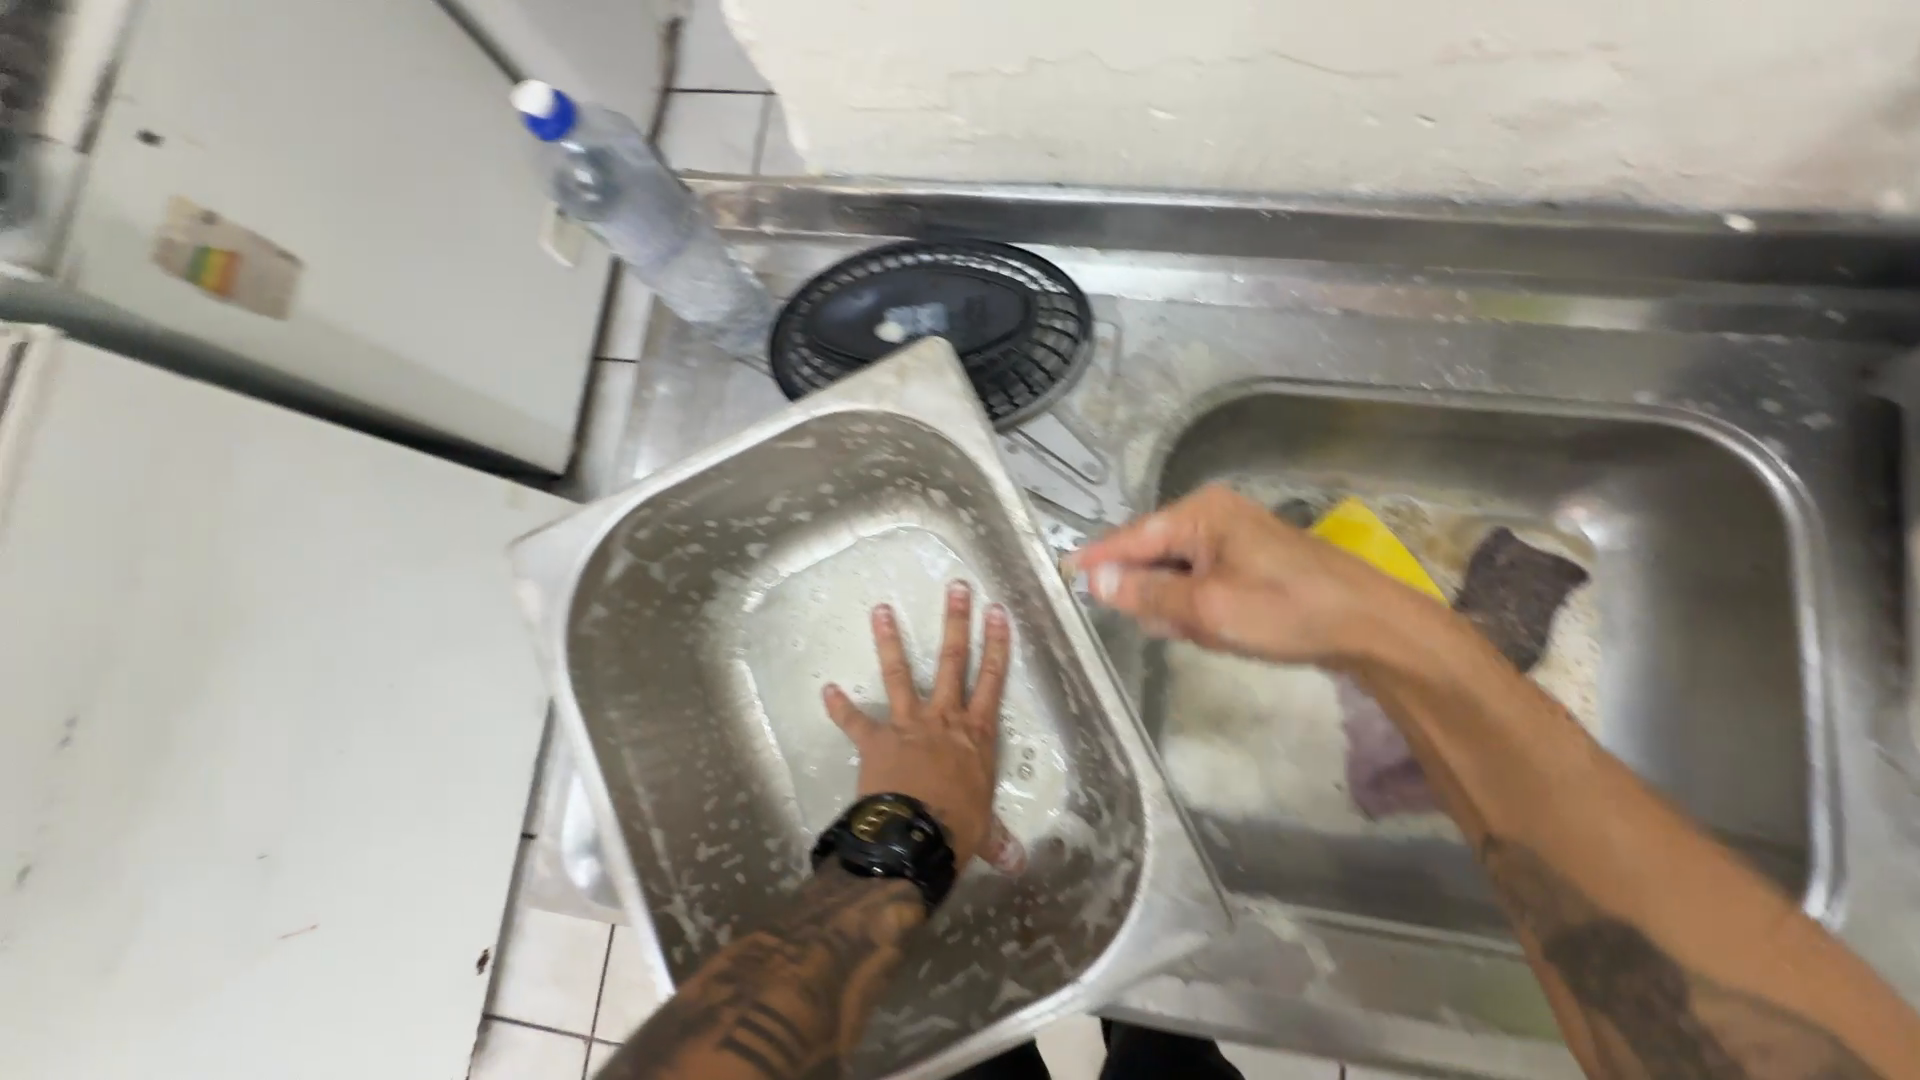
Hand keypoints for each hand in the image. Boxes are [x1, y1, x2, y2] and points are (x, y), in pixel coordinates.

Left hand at [822, 581, 1025, 871]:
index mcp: (976, 735)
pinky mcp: (875, 740)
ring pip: (900, 675)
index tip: (997, 612)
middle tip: (955, 587)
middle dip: (955, 623)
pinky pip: (855, 721)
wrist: (912, 840)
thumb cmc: (956, 830)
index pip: (992, 681)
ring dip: (889, 641)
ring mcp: (908, 725)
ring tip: (880, 609)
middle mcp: (944, 720)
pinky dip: (841, 707)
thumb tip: (1018, 863)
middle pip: (953, 662)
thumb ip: (998, 839)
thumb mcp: (983, 832)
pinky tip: (827, 690)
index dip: (997, 645)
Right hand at [1070, 485, 1439, 666]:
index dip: (1097, 560)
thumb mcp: (1208, 608)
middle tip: (1177, 629)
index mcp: (1200, 514)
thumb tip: (1098, 581)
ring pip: (1177, 575)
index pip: (1130, 537)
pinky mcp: (1248, 561)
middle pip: (1152, 557)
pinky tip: (1223, 630)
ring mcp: (1233, 537)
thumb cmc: (1286, 611)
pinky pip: (1202, 583)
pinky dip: (1202, 608)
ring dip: (1180, 608)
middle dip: (1154, 596)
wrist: (1369, 625)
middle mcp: (1212, 516)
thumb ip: (1148, 593)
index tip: (1063, 575)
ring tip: (1210, 632)